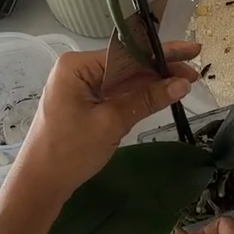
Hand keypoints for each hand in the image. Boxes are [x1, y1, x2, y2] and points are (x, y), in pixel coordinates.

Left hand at [8, 41, 199, 204]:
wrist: (40, 183)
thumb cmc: (69, 151)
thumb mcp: (111, 123)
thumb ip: (146, 99)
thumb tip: (181, 84)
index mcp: (77, 66)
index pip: (127, 52)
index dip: (161, 52)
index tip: (191, 51)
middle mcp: (78, 70)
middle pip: (127, 63)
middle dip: (160, 68)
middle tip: (194, 73)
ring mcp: (80, 87)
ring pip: (124, 79)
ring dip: (152, 82)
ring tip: (185, 83)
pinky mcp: (85, 103)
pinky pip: (116, 93)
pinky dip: (138, 95)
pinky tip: (161, 94)